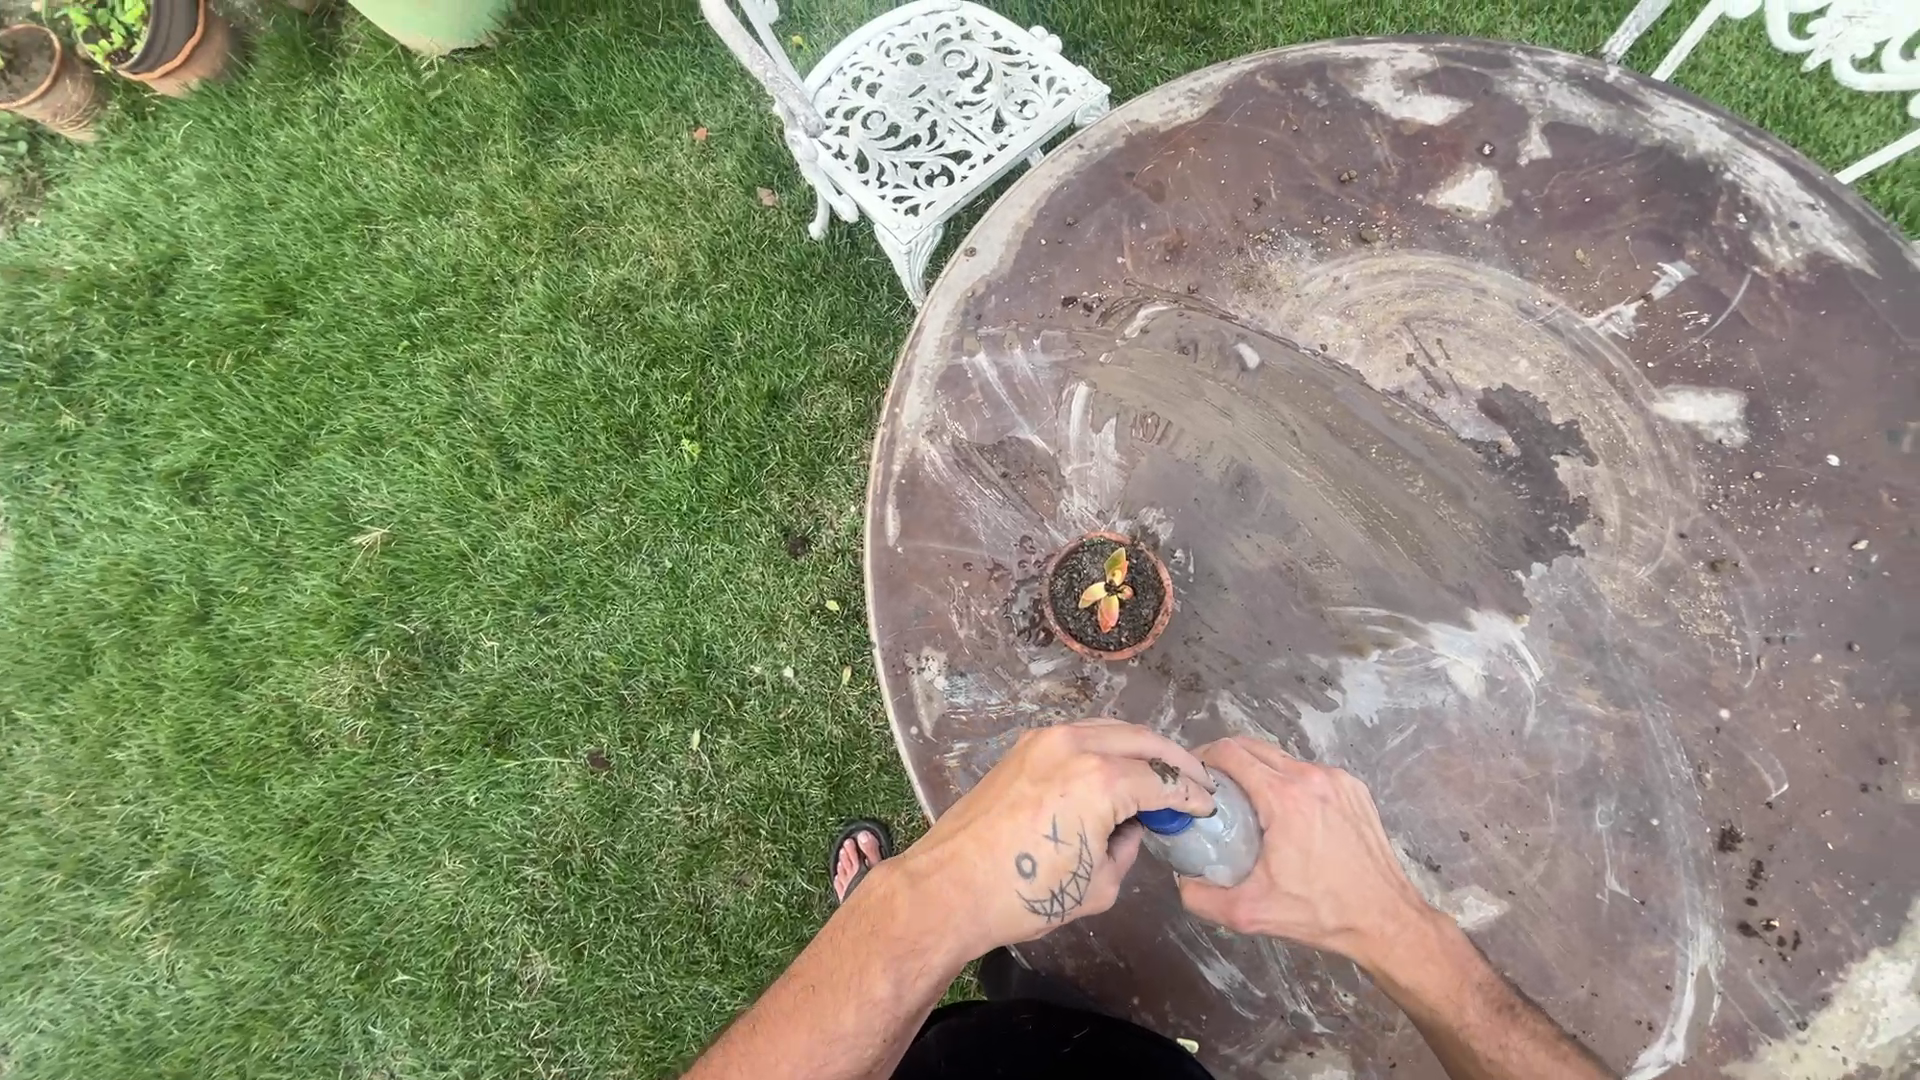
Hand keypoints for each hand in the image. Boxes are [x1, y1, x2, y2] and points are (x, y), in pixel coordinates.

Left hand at [892, 719, 1214, 960]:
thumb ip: (1126, 848)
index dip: (1191, 794)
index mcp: (1101, 780)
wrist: (952, 883)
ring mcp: (1047, 738)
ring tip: (1162, 768)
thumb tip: (1130, 827)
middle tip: (1197, 779)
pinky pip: (1080, 733)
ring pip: (1110, 728)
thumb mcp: (1099, 885)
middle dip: (1175, 759)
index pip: (1162, 780)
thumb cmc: (1027, 893)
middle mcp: (1076, 746)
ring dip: (1141, 745)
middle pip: (1142, 740)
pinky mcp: (1026, 744)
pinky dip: (1107, 743)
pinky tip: (1117, 763)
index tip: (1207, 804)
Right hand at [1176, 737, 1437, 972]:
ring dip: (1257, 770)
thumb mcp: (1251, 912)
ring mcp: (1337, 779)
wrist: (1390, 924)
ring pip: (1281, 758)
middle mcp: (1310, 777)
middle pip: (1253, 746)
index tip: (1194, 776)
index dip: (1203, 757)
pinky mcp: (1354, 788)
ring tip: (1246, 800)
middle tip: (1212, 786)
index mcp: (1283, 797)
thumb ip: (1202, 897)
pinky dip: (1288, 781)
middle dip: (1226, 760)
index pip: (1230, 752)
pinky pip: (1308, 772)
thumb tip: (1181, 881)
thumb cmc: (1322, 913)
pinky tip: (1285, 812)